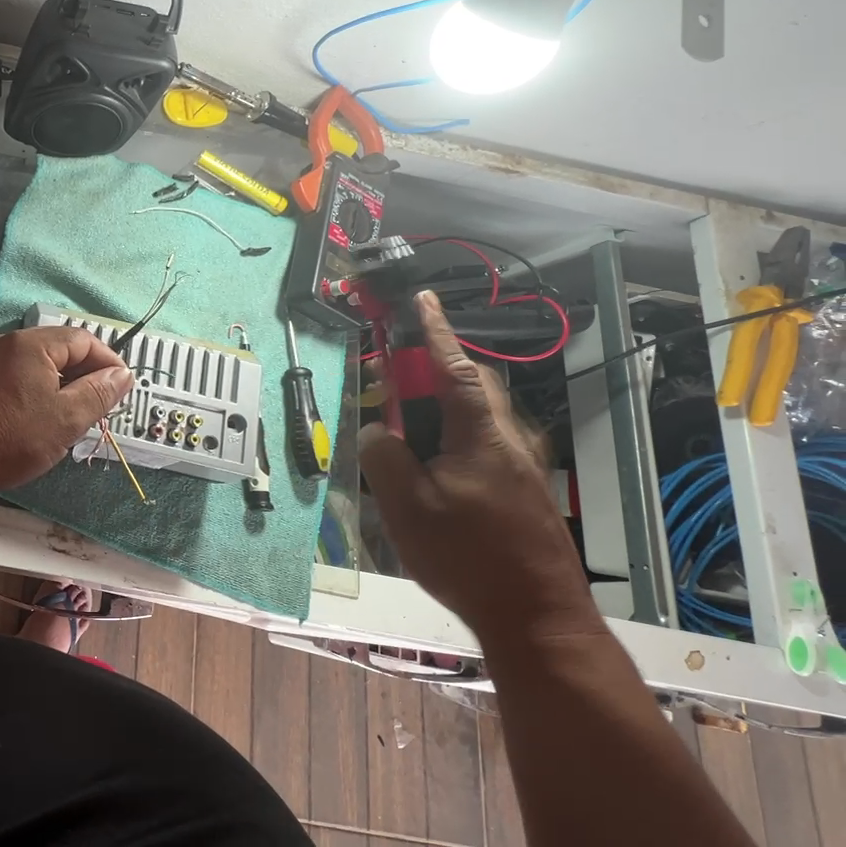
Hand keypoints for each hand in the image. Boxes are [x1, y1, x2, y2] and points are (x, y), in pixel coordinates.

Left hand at [0, 327, 133, 494]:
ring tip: (74, 413)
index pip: (83, 339)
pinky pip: (16, 374)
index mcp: (30, 344)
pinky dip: (36, 388)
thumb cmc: (12, 440)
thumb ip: (98, 393)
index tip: (121, 388)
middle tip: (101, 404)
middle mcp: (6, 342)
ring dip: (61, 382)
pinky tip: (41, 415)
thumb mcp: (67, 419)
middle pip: (59, 347)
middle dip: (85, 372)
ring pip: (37, 362)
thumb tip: (122, 374)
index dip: (108, 362)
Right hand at [358, 292, 596, 642]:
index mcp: (482, 438)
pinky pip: (480, 442)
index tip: (421, 299)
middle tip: (390, 380)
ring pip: (477, 416)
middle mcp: (509, 442)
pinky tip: (427, 467)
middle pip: (471, 387)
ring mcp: (521, 466)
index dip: (434, 332)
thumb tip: (378, 431)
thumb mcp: (406, 506)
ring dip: (438, 407)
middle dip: (431, 371)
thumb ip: (384, 456)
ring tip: (401, 430)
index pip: (455, 369)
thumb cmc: (466, 557)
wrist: (536, 616)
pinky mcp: (522, 489)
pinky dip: (449, 434)